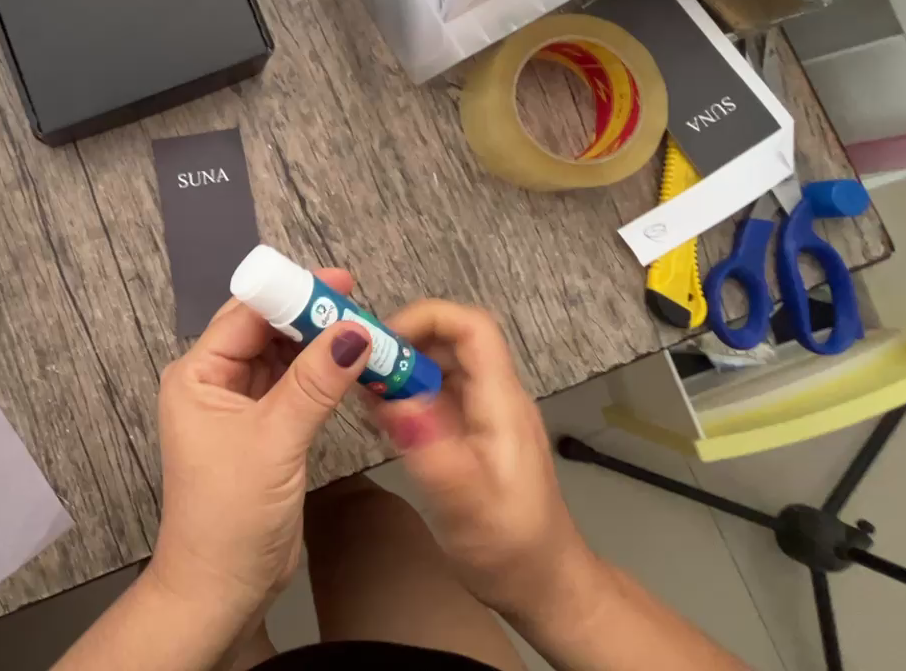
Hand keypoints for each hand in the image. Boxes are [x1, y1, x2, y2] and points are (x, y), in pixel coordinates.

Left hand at [146, 268, 371, 626]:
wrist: (223, 588)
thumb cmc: (231, 513)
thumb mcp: (275, 439)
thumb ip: (315, 383)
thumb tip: (355, 331)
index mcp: (197, 373)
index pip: (245, 315)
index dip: (291, 294)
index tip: (338, 281)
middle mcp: (213, 382)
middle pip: (263, 331)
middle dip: (308, 316)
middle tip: (357, 301)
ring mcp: (237, 406)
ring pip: (280, 357)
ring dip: (317, 344)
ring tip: (362, 327)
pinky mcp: (261, 429)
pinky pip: (291, 386)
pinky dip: (318, 375)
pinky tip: (348, 363)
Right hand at [373, 300, 601, 618]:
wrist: (545, 587)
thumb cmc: (511, 548)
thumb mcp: (467, 507)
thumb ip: (432, 452)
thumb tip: (391, 401)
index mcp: (500, 402)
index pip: (471, 326)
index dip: (425, 318)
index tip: (381, 343)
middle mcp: (493, 395)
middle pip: (449, 337)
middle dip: (401, 342)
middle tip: (360, 370)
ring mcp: (481, 411)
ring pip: (438, 361)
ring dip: (398, 368)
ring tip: (362, 394)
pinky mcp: (468, 428)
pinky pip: (433, 390)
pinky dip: (402, 393)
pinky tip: (379, 419)